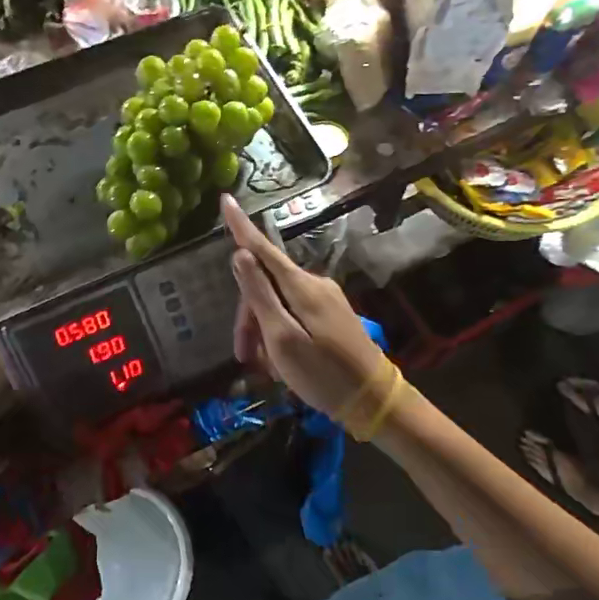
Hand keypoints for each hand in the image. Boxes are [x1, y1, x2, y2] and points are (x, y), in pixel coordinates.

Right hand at [220, 195, 386, 416]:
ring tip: (265, 367)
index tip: (226, 199)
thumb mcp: (283, 339)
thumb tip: (240, 255)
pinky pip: (294, 314)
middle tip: (244, 355)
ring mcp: (325, 299)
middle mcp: (314, 284)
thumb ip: (261, 296)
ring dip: (264, 332)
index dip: (241, 227)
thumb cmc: (323, 374)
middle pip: (266, 286)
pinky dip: (281, 335)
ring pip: (278, 304)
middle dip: (249, 317)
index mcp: (302, 287)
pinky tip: (282, 363)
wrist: (373, 400)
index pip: (263, 249)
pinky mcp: (331, 315)